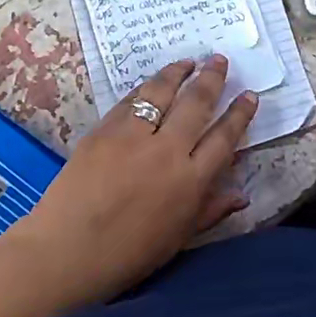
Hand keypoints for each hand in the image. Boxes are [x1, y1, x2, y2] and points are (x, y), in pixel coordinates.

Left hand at [3, 54, 255, 308]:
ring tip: (189, 61)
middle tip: (220, 60)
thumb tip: (242, 194)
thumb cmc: (127, 255)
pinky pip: (129, 101)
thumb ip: (211, 210)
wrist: (66, 253)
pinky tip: (152, 82)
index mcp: (190, 182)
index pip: (224, 138)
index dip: (239, 115)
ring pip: (161, 93)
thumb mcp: (178, 239)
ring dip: (178, 72)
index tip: (249, 95)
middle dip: (212, 79)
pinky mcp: (103, 130)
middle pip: (196, 104)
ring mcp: (132, 137)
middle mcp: (166, 152)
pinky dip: (145, 88)